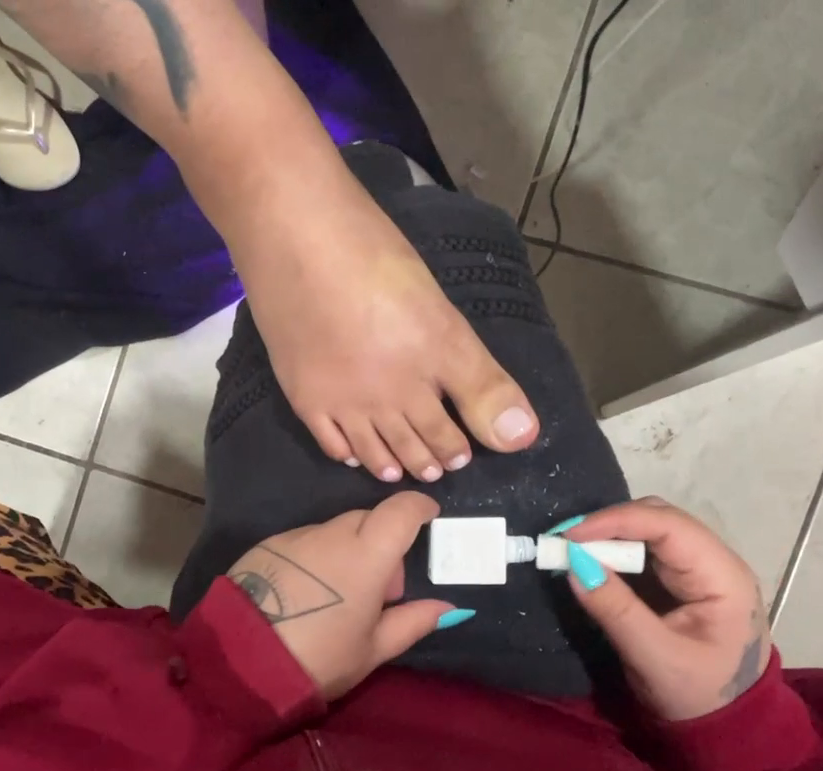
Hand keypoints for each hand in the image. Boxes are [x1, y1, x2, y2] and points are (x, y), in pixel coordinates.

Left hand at [225, 492, 459, 699]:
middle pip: (365, 520)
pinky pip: (300, 543)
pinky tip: (304, 596)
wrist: (241, 663)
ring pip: (330, 532)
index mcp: (365, 555)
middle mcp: (328, 535)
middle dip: (381, 544)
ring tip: (336, 598)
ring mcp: (291, 538)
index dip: (418, 508)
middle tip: (378, 591)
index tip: (428, 518)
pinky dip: (313, 558)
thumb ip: (413, 621)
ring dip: (344, 552)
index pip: (400, 510)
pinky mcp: (262, 548)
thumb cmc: (319, 658)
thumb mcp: (372, 649)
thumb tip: (450, 608)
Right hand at [234, 183, 539, 483]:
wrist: (300, 243)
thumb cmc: (378, 262)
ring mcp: (341, 402)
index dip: (458, 448)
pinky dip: (343, 452)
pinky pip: (328, 439)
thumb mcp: (446, 319)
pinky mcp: (304, 396)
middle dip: (426, 459)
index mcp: (424, 377)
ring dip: (387, 462)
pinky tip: (348, 456)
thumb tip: (522, 440)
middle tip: (434, 473)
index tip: (464, 460)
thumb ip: (482, 382)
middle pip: (408, 441)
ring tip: (396, 474)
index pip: (447, 430)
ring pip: (369, 446)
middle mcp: (384, 400)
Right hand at [561, 498, 771, 721]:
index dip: (616, 521)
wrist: (727, 726)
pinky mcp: (681, 582)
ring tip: (569, 549)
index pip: (669, 526)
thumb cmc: (697, 694)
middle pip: (660, 519)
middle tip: (562, 540)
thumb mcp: (653, 656)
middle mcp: (715, 563)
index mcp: (723, 578)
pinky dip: (613, 550)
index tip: (568, 534)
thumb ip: (615, 609)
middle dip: (608, 523)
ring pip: (651, 530)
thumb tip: (573, 564)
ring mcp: (699, 570)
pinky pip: (646, 551)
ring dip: (608, 534)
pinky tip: (589, 559)